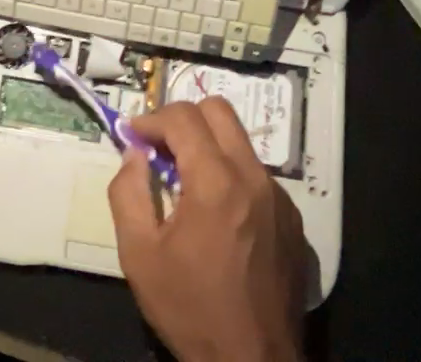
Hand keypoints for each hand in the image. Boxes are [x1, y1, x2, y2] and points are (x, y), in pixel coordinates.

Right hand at [109, 99, 307, 361]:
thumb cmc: (191, 310)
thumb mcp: (139, 255)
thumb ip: (128, 193)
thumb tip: (134, 153)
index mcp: (216, 182)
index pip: (183, 117)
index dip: (151, 119)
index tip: (132, 136)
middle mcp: (253, 177)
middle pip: (219, 111)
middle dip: (183, 120)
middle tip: (159, 149)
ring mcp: (279, 196)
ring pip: (240, 142)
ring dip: (208, 146)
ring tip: (185, 183)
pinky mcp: (291, 218)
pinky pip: (257, 174)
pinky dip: (231, 175)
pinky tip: (217, 215)